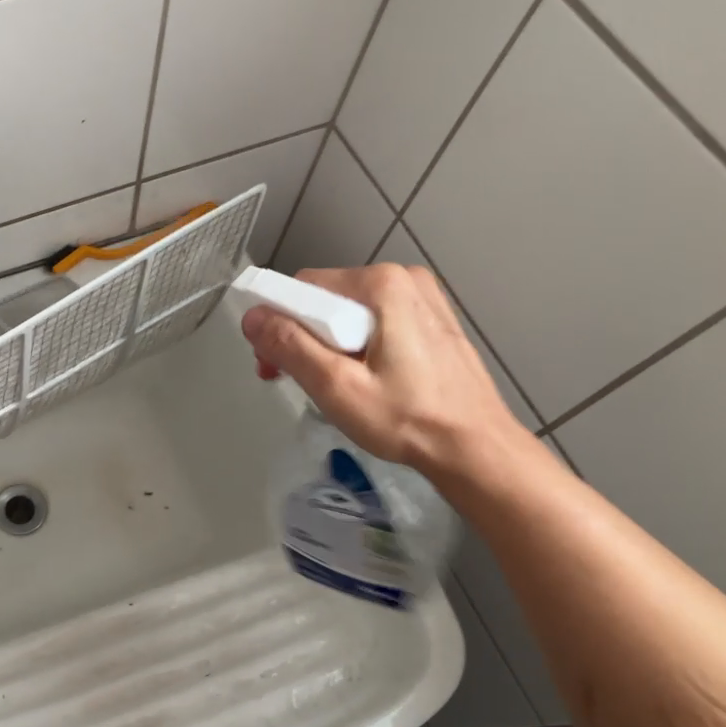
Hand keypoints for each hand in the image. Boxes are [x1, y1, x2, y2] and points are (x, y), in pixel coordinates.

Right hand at [241, 265, 531, 481]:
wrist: (474, 447)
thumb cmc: (405, 419)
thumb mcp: (335, 386)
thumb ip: (290, 346)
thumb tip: (252, 317)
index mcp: (382, 285)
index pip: (303, 287)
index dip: (277, 324)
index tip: (272, 364)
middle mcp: (405, 279)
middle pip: (326, 299)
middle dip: (302, 337)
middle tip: (297, 382)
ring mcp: (423, 299)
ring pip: (349, 313)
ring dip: (328, 346)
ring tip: (336, 388)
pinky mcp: (431, 320)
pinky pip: (374, 323)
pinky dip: (357, 347)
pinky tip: (365, 381)